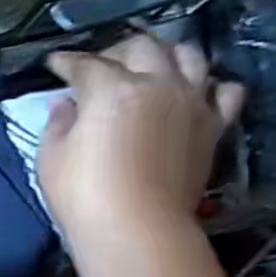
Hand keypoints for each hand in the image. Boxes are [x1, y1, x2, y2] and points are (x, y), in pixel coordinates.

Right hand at [36, 34, 245, 249]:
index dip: (66, 62)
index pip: (86, 64)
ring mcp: (191, 102)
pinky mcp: (213, 127)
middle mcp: (157, 83)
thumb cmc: (83, 196)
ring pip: (189, 55)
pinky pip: (224, 91)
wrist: (136, 230)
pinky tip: (196, 93)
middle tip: (99, 66)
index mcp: (111, 90)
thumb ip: (57, 125)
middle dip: (115, 51)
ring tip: (151, 67)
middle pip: (141, 47)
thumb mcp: (51, 160)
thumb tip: (63, 104)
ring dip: (166, 54)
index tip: (54, 64)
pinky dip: (209, 85)